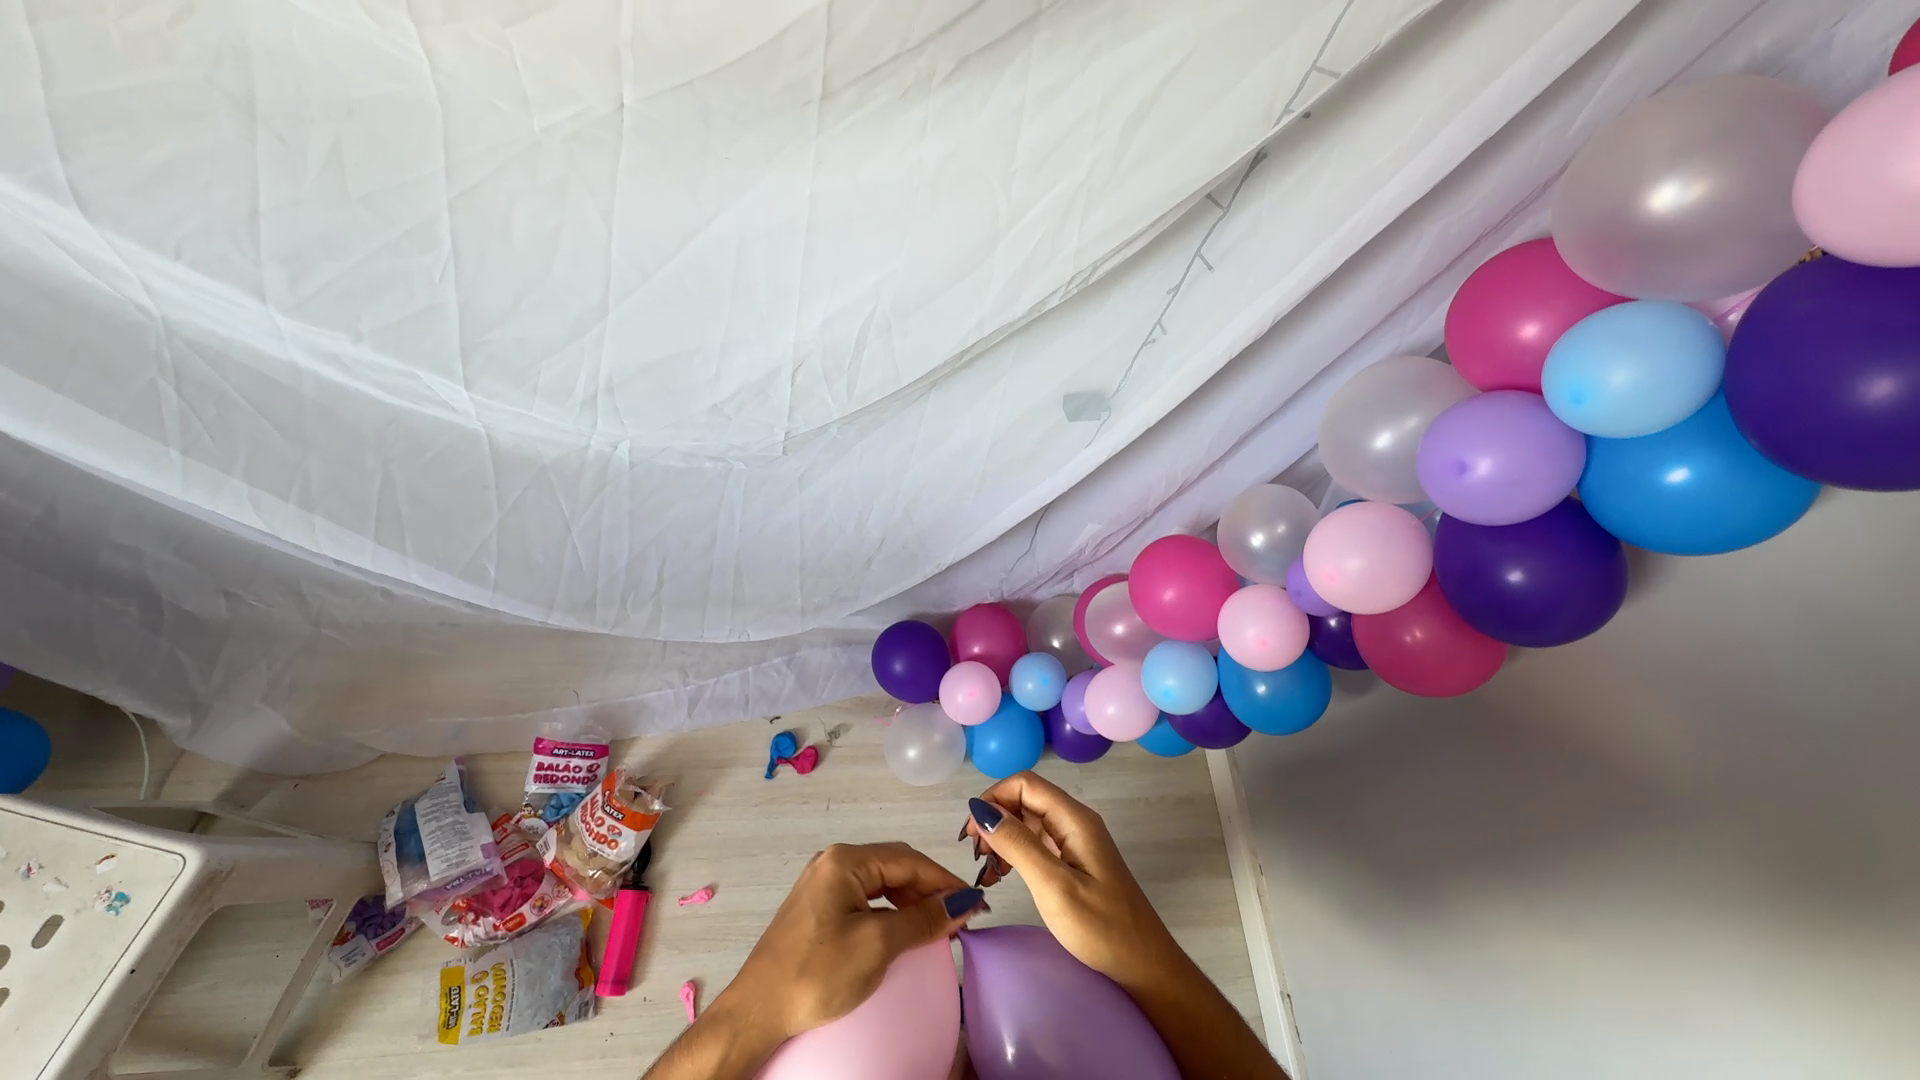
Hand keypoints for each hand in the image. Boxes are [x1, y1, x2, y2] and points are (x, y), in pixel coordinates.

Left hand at [645, 842, 986, 1079]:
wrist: (756, 1012)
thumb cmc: (817, 974)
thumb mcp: (878, 944)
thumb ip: (925, 918)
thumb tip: (966, 902)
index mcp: (845, 860)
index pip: (909, 860)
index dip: (945, 881)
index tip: (976, 904)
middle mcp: (833, 862)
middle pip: (896, 866)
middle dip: (931, 889)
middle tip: (960, 918)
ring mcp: (823, 884)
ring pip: (882, 882)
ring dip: (913, 901)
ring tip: (938, 927)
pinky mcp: (819, 908)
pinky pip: (866, 899)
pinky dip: (892, 912)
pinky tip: (904, 933)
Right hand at [959, 772, 1180, 988]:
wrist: (1144, 964)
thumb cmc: (1102, 927)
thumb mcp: (1054, 886)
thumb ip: (1017, 844)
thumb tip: (981, 810)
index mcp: (1074, 819)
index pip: (1025, 784)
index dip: (993, 799)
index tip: (972, 835)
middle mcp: (1075, 822)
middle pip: (1025, 800)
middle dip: (994, 819)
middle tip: (976, 856)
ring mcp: (1075, 842)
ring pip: (1028, 822)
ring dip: (1002, 838)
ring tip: (986, 870)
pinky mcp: (1073, 861)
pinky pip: (1036, 843)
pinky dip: (1014, 854)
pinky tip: (1001, 876)